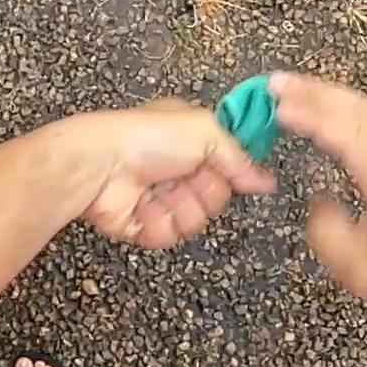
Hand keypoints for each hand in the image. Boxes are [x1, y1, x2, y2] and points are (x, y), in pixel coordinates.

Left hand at [51, 101, 274, 247]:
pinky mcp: (141, 223)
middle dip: (204, 192)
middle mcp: (175, 168)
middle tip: (187, 178)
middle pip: (215, 198)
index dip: (234, 173)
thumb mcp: (205, 131)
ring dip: (181, 208)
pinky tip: (144, 208)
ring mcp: (158, 196)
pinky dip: (158, 224)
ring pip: (193, 221)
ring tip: (161, 193)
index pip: (229, 165)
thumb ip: (239, 156)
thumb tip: (266, 180)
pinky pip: (167, 236)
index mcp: (190, 139)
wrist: (101, 164)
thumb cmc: (146, 137)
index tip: (237, 175)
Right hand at [265, 72, 366, 318]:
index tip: (280, 108)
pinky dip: (342, 103)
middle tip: (275, 83)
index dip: (316, 120)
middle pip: (362, 113)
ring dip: (328, 93)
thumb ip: (327, 229)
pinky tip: (319, 100)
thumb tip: (318, 197)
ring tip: (289, 84)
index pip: (354, 141)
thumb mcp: (352, 268)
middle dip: (317, 93)